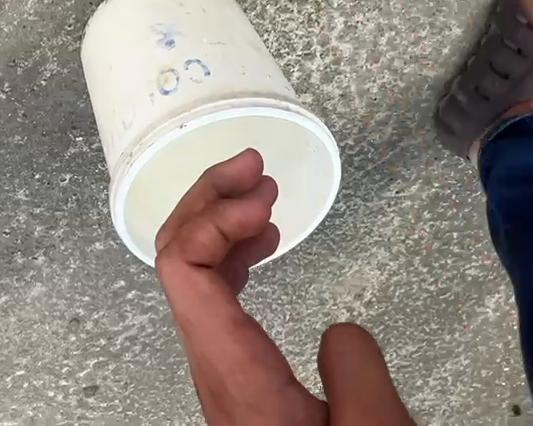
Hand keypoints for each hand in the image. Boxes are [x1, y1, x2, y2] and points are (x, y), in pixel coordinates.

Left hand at [154, 149, 415, 424]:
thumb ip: (354, 370)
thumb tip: (338, 330)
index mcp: (231, 368)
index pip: (180, 266)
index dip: (210, 217)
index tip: (262, 199)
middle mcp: (212, 358)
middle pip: (178, 252)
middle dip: (210, 196)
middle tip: (254, 164)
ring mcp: (220, 360)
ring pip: (195, 265)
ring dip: (223, 215)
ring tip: (263, 187)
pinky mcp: (237, 366)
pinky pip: (218, 288)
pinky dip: (236, 248)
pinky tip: (263, 236)